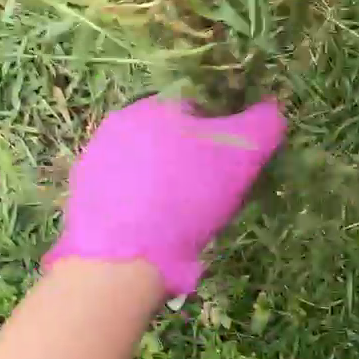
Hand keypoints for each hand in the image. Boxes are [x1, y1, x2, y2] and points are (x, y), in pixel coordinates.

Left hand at [43, 96, 285, 295]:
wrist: (128, 256)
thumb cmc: (190, 194)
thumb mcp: (244, 155)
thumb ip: (264, 124)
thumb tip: (272, 110)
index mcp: (157, 106)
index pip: (203, 103)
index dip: (228, 128)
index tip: (239, 156)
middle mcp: (121, 124)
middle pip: (176, 133)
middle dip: (200, 154)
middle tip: (221, 184)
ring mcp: (97, 158)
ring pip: (154, 161)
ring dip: (175, 178)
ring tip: (194, 209)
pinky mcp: (86, 194)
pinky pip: (131, 188)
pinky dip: (151, 200)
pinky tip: (166, 223)